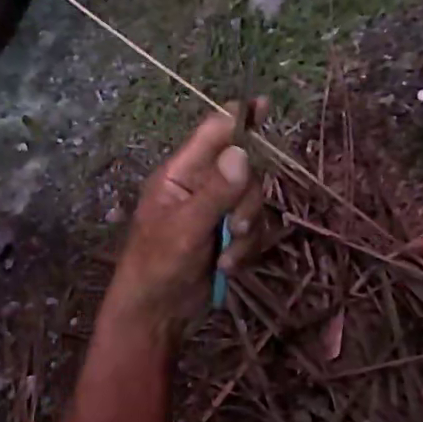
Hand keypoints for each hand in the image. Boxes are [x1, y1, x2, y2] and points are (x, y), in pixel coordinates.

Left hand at [104, 103, 263, 333]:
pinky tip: (229, 268)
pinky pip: (254, 231)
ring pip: (254, 204)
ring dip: (248, 232)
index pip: (214, 134)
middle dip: (247, 201)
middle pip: (245, 172)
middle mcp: (200, 187)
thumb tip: (243, 152)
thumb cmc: (157, 265)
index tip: (265, 105)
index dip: (238, 118)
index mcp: (180, 174)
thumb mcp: (185, 228)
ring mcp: (216, 213)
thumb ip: (216, 192)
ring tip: (228, 257)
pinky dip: (247, 250)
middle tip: (237, 226)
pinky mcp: (228, 238)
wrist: (157, 315)